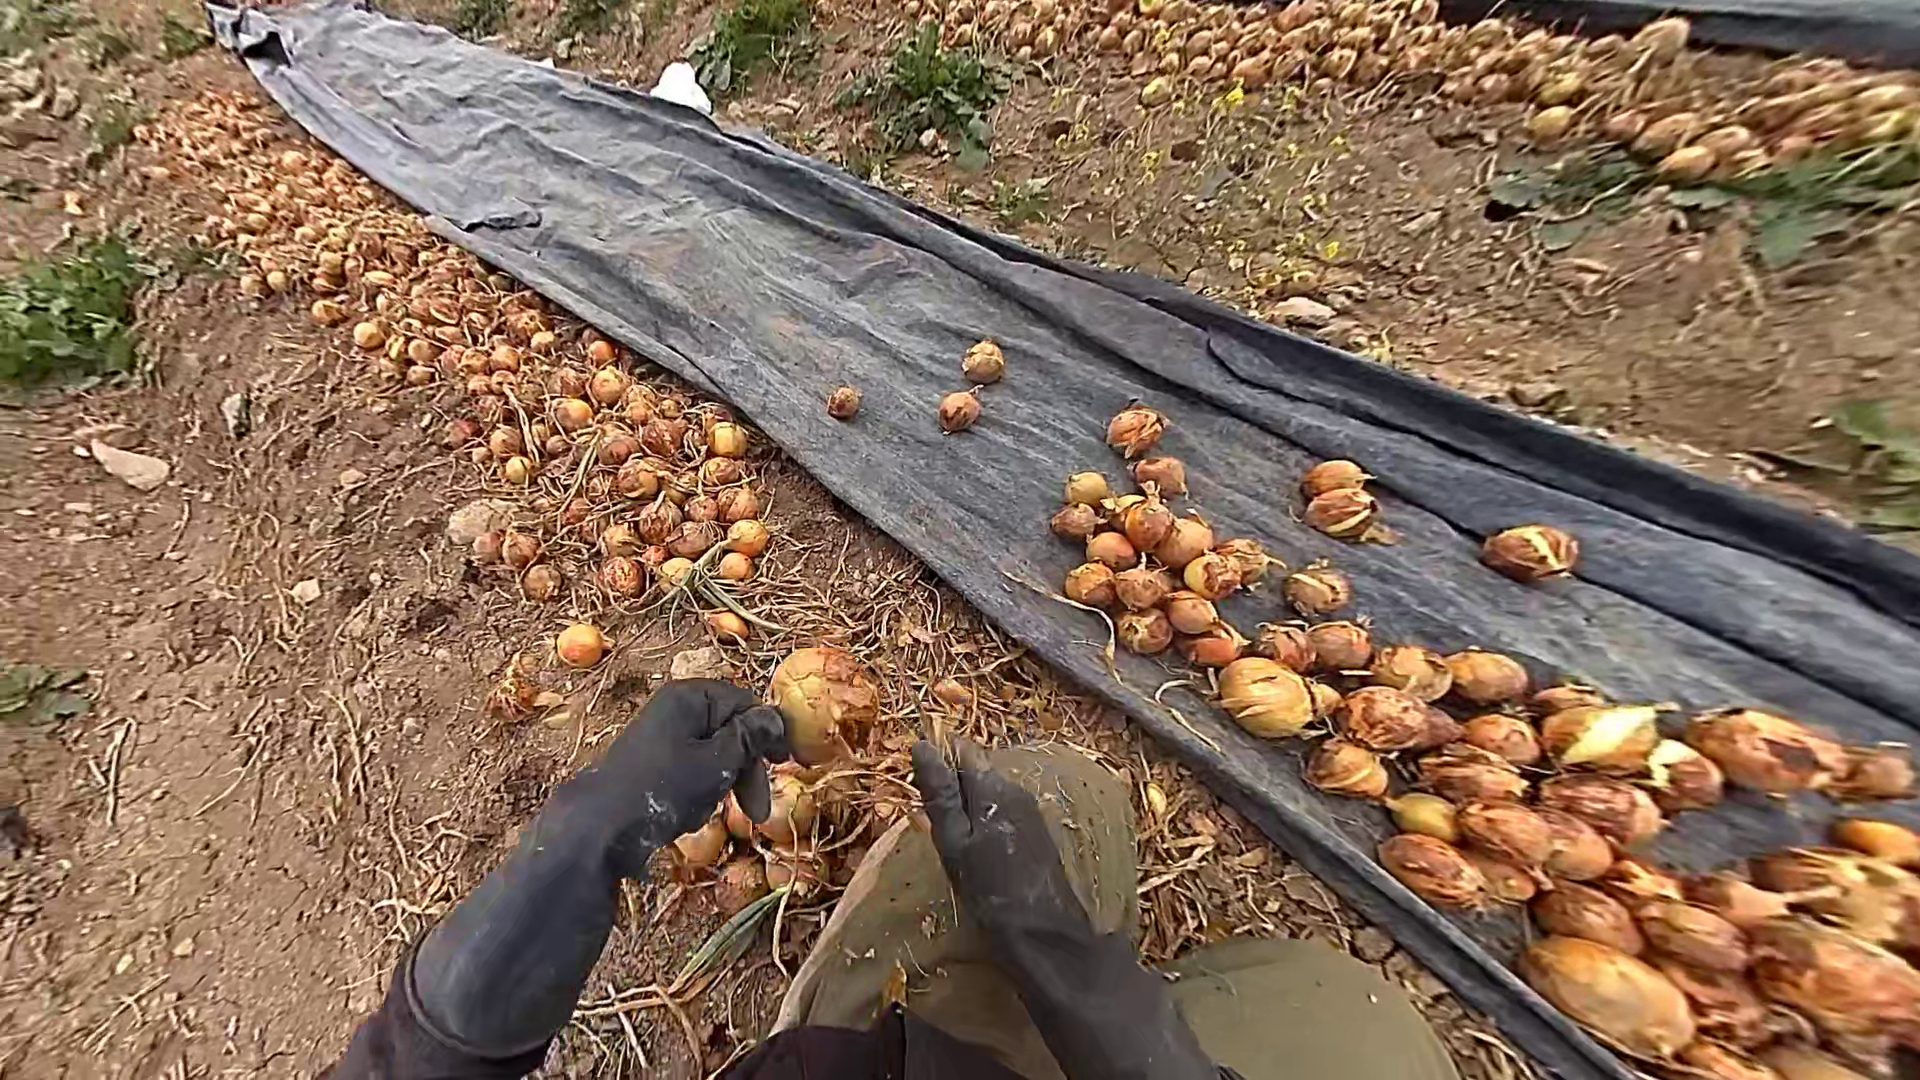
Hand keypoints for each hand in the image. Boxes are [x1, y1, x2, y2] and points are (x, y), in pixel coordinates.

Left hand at [563, 679, 788, 875]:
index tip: (784, 763)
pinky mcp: (653, 764)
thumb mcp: (718, 761)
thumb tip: (776, 718)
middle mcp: (677, 710)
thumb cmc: (662, 787)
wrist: (595, 833)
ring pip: (714, 754)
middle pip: (731, 731)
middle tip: (759, 809)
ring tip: (709, 809)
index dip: (768, 733)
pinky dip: (700, 790)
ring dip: (723, 784)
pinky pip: (692, 769)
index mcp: (691, 697)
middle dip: (746, 770)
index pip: (746, 704)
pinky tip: (690, 814)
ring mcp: (663, 737)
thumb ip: (751, 737)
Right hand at [912, 737, 1217, 1079]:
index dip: (939, 767)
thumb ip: (940, 793)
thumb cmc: (991, 892)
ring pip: (988, 795)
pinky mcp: (1037, 830)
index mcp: (993, 787)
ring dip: (969, 811)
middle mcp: (1015, 788)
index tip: (924, 794)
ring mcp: (1029, 809)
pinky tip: (980, 857)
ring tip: (956, 847)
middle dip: (953, 791)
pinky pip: (1002, 813)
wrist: (1047, 938)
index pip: (961, 752)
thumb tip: (922, 745)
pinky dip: (986, 826)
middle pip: (975, 773)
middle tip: (937, 828)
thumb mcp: (954, 843)